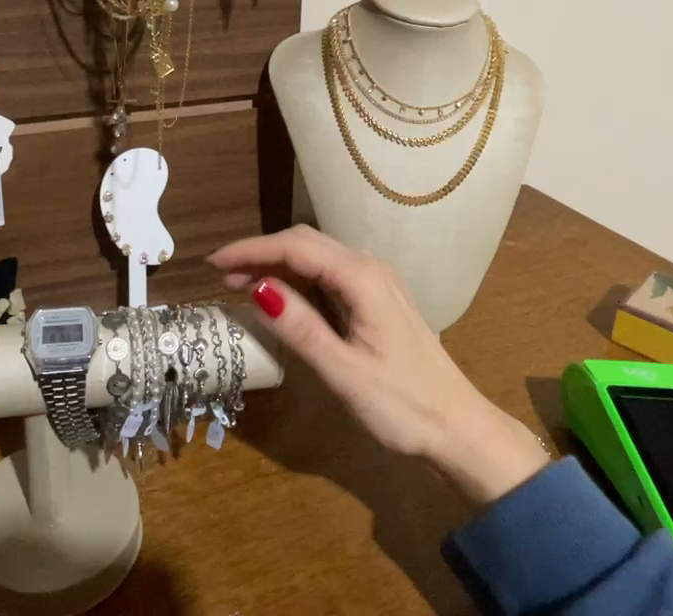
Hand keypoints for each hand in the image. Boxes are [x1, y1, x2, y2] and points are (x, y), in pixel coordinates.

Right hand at [210, 225, 551, 505]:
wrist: (459, 429)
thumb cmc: (404, 406)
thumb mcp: (344, 372)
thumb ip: (300, 328)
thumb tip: (257, 288)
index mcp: (362, 278)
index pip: (296, 247)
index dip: (251, 250)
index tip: (213, 263)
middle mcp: (370, 268)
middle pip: (305, 243)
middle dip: (260, 253)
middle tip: (221, 277)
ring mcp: (376, 282)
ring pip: (316, 256)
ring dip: (277, 264)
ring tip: (239, 285)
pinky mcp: (377, 299)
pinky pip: (328, 274)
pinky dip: (297, 277)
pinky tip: (279, 296)